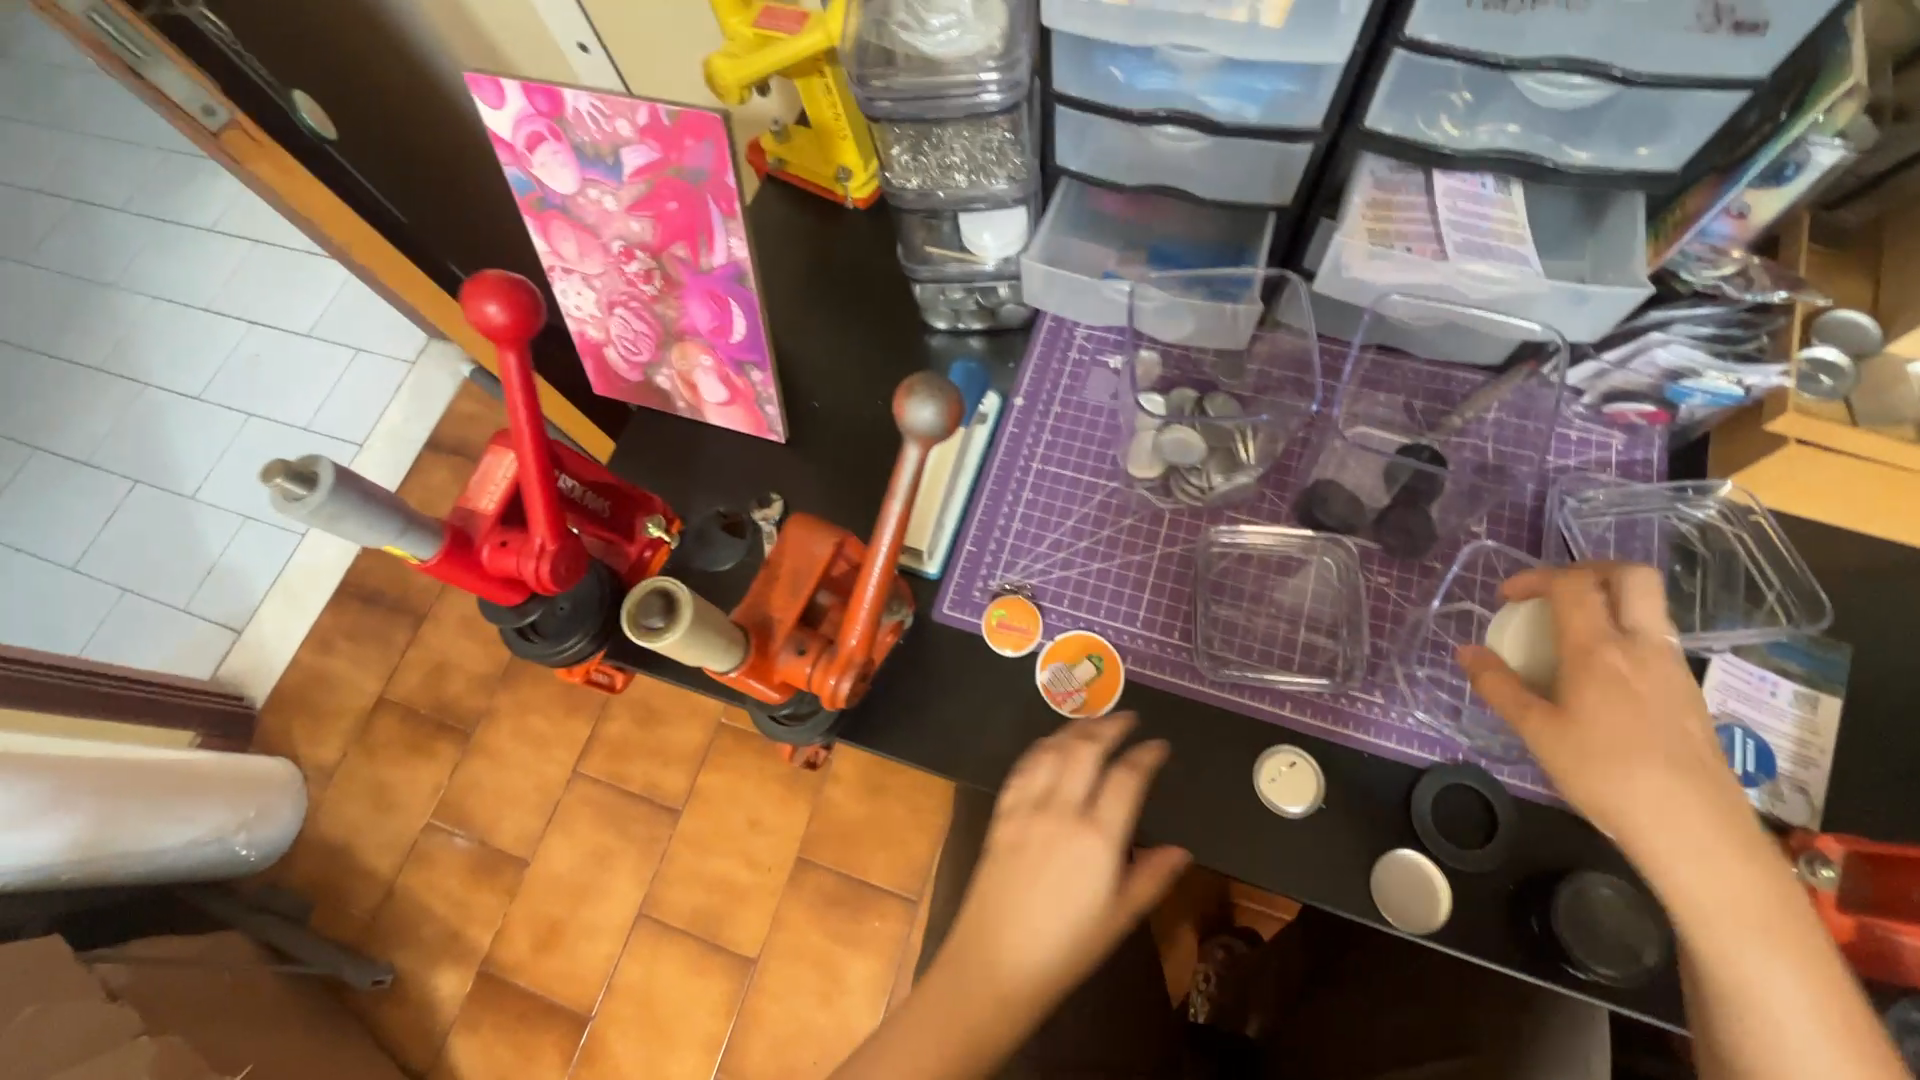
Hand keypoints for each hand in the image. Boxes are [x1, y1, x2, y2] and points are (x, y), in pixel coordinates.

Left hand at [935, 712, 1189, 1011]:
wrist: (995, 963)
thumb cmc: (1066, 949)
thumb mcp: (1119, 918)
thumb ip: (1151, 877)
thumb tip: (1182, 850)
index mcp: (1097, 837)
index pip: (1127, 777)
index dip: (1146, 755)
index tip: (1159, 745)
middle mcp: (1061, 811)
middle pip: (1086, 750)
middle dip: (1109, 727)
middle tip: (1128, 717)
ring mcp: (1026, 810)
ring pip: (1051, 752)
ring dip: (1074, 729)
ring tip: (1092, 721)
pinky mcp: (1001, 817)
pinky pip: (1022, 770)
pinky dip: (1039, 749)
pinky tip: (1048, 746)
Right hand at [1455, 562, 1749, 869]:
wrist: (1691, 825)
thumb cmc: (1603, 774)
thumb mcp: (1537, 732)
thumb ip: (1499, 686)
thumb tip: (1466, 651)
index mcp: (1599, 649)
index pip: (1572, 584)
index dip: (1536, 578)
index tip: (1507, 597)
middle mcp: (1643, 646)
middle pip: (1631, 576)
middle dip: (1588, 570)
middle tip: (1554, 593)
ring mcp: (1674, 666)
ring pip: (1649, 607)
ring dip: (1610, 602)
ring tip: (1572, 633)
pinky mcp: (1689, 691)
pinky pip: (1657, 640)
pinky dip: (1625, 636)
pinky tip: (1602, 675)